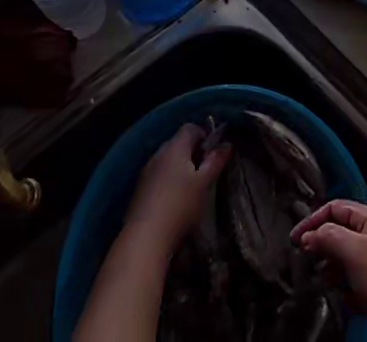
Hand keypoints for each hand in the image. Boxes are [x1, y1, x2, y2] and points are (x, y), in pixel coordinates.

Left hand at [124, 124, 228, 246]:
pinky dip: (168, 180)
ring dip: (179, 167)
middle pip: (178, 143)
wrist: (145, 238)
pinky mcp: (139, 190)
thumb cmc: (180, 205)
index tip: (213, 153)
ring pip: (167, 160)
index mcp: (175, 147)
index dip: (204, 135)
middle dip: (192, 152)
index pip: (190, 128)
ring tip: (191, 187)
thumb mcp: (204, 183)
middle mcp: (158, 154)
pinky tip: (174, 199)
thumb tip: (226, 144)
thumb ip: (215, 161)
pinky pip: (158, 175)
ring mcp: (146, 172)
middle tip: (205, 170)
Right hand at [291, 200, 366, 336]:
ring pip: (347, 261)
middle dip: (321, 246)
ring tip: (325, 284)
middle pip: (340, 233)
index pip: (337, 208)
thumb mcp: (357, 253)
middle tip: (306, 264)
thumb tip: (309, 235)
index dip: (314, 220)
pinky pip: (357, 285)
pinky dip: (347, 291)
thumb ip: (331, 238)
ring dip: (333, 271)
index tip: (294, 240)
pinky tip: (346, 302)